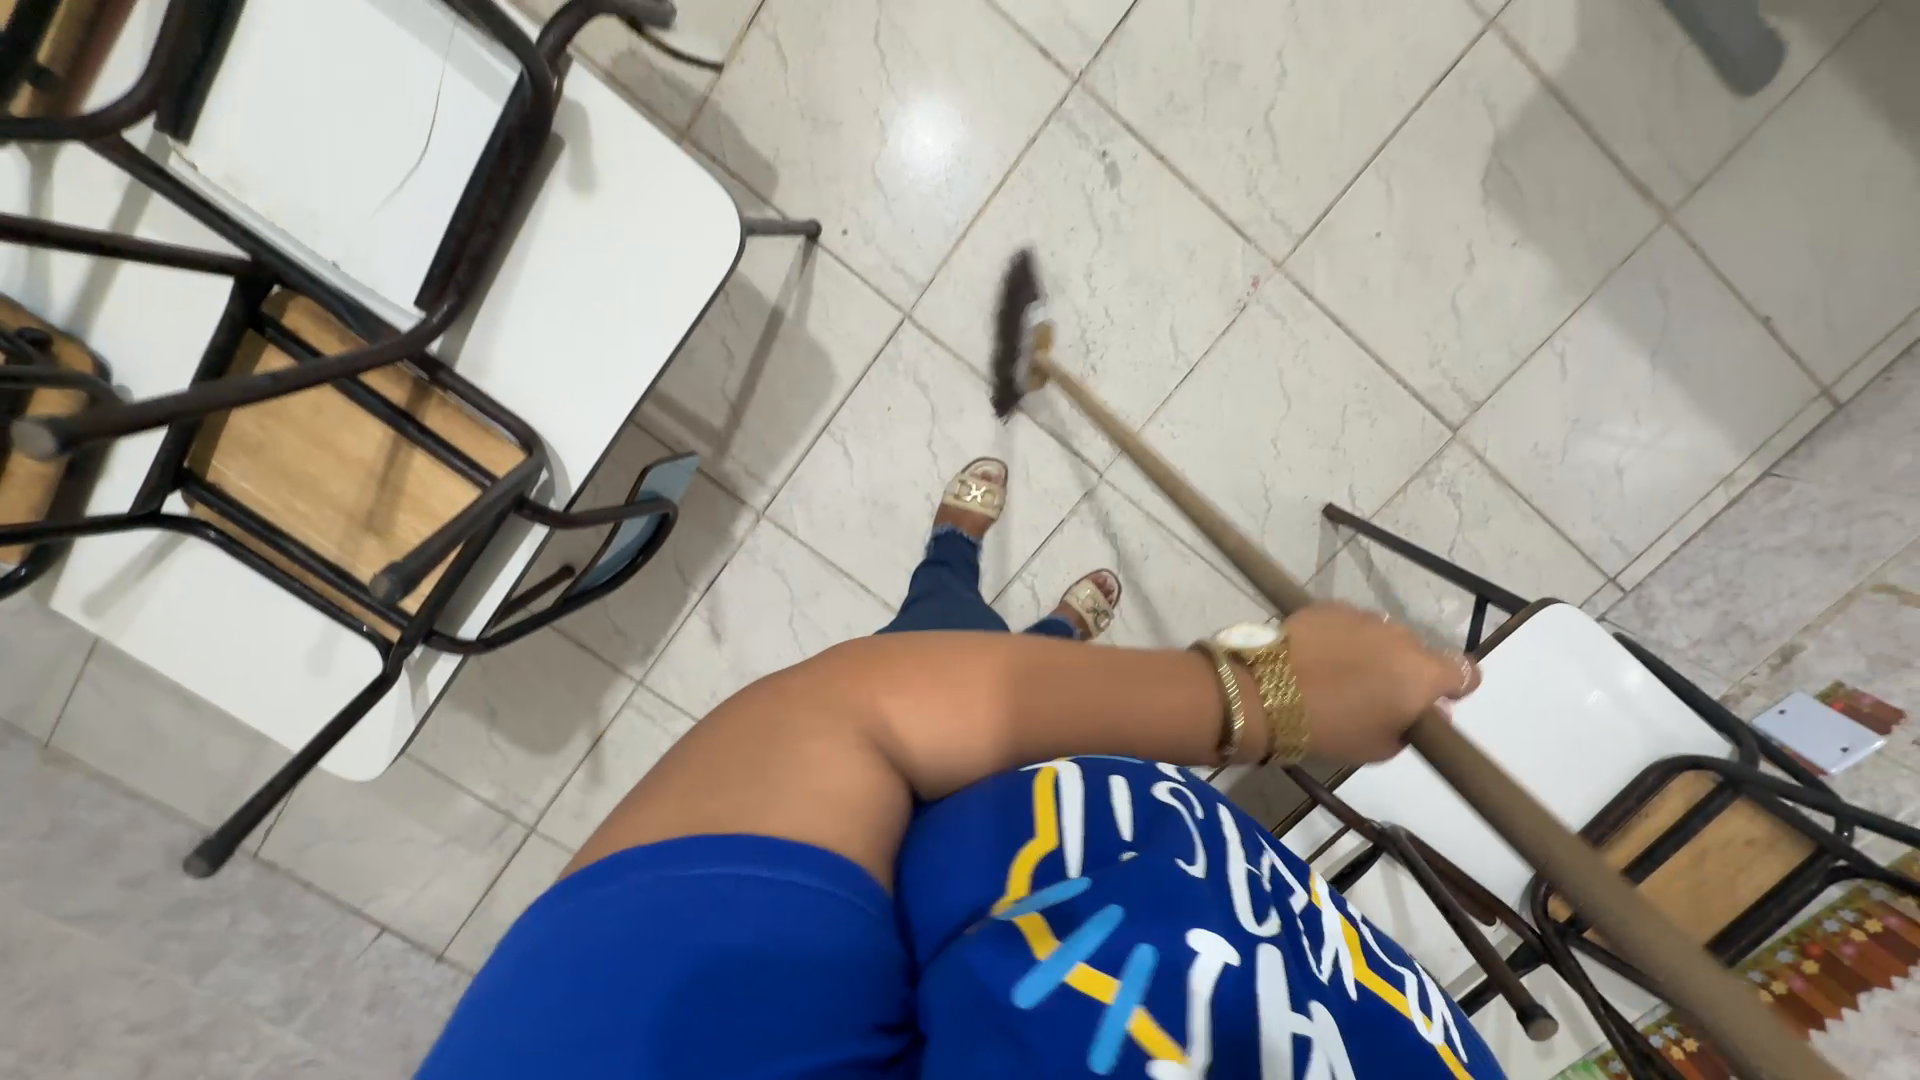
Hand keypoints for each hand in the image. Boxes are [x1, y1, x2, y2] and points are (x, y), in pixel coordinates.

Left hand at [1283, 603, 1479, 764]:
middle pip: (1416, 651)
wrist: (1266, 695)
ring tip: (1338, 671)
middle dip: (1404, 668)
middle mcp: (1400, 636)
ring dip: (1370, 649)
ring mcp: (1361, 617)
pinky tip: (1317, 654)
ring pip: (1380, 634)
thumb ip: (1414, 726)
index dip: (1452, 686)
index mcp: (1423, 673)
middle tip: (1373, 690)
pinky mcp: (1326, 607)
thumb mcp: (1383, 745)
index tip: (1432, 699)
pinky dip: (1339, 636)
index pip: (1464, 671)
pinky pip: (1346, 622)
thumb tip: (1429, 710)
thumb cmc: (1331, 729)